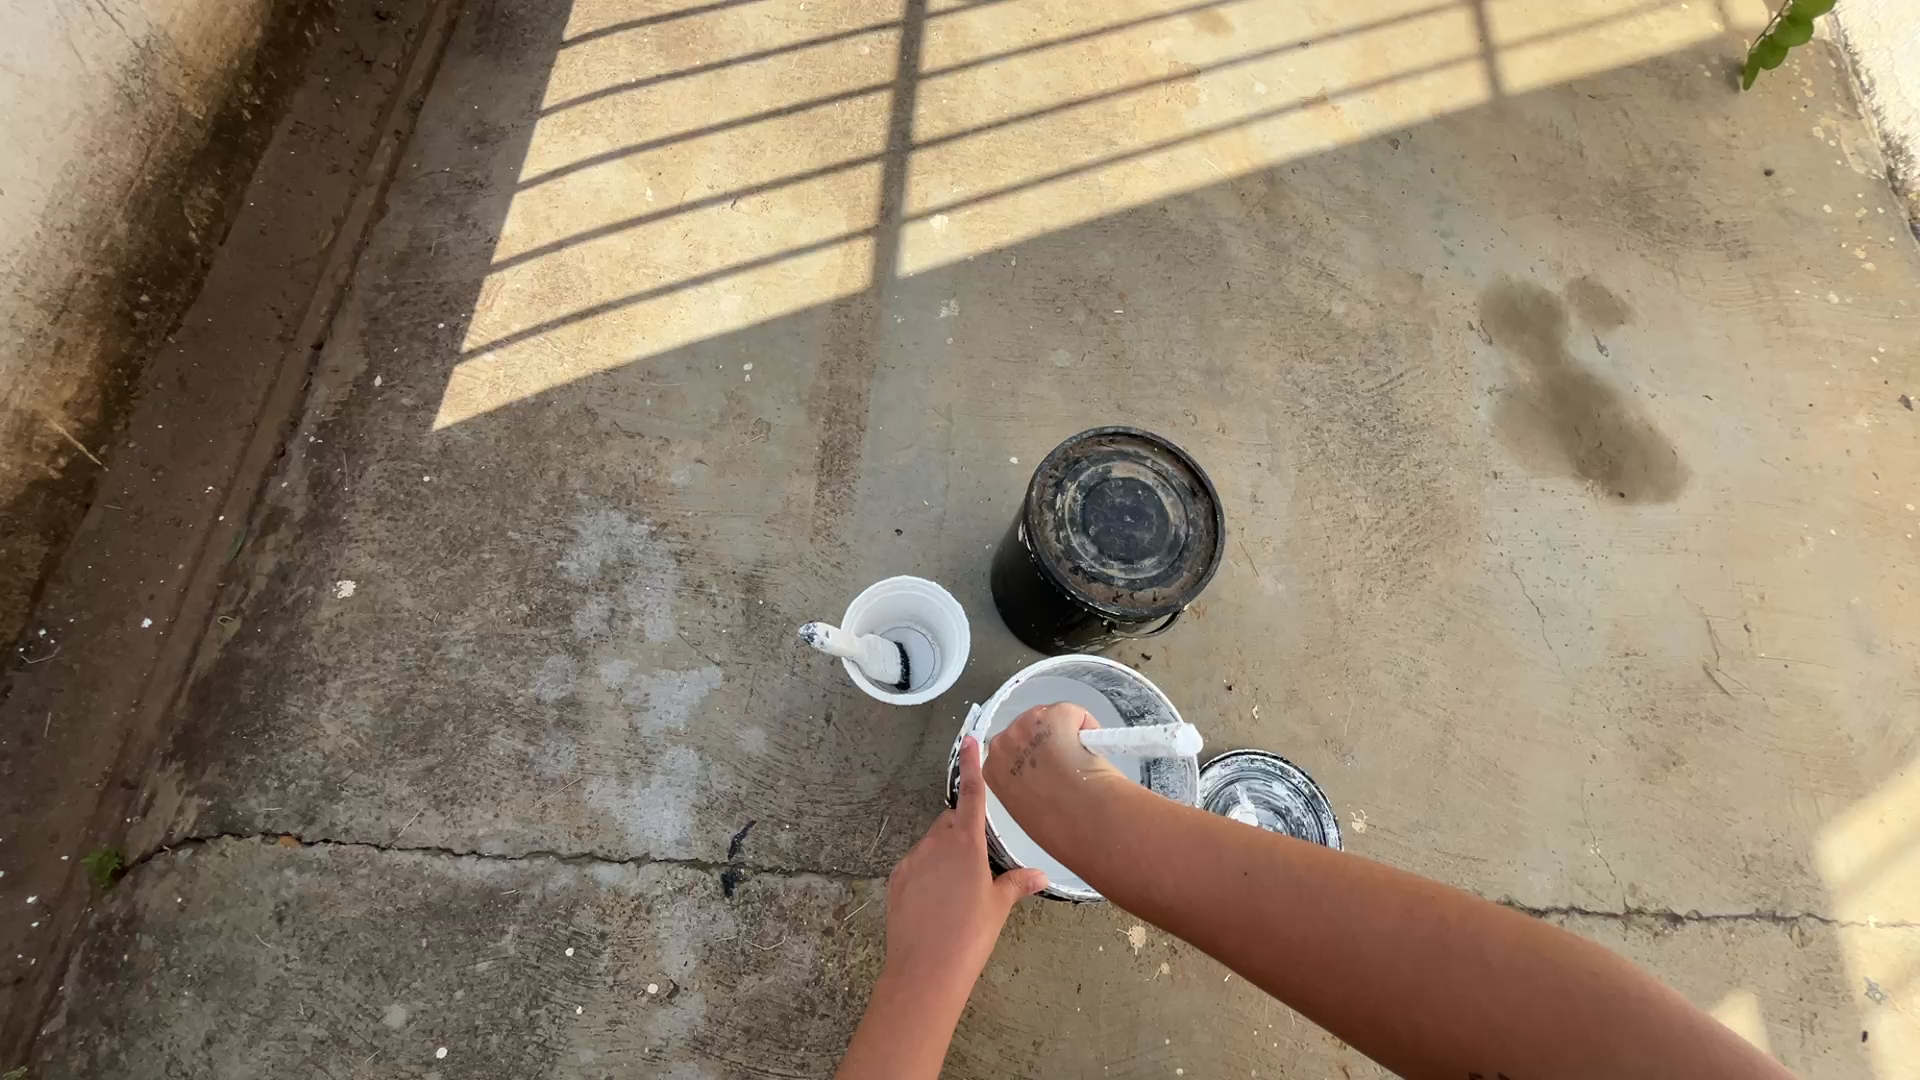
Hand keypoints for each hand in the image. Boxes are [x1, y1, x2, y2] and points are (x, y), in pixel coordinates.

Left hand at [881, 736, 1047, 995]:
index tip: (970, 740)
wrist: (925, 970)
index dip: (971, 765)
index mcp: (966, 842)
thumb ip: (1018, 883)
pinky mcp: (896, 877)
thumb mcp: (998, 907)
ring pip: (932, 844)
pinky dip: (926, 872)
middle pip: (951, 821)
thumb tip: (1041, 875)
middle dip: (962, 830)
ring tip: (955, 892)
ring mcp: (913, 858)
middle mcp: (937, 841)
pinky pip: (915, 864)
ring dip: (944, 854)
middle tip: (976, 863)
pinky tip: (934, 902)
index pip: (972, 794)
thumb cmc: (970, 935)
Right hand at [984, 703, 1129, 850]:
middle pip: (1029, 730)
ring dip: (1065, 733)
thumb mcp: (1025, 809)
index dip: (1034, 758)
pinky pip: (1074, 713)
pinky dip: (1086, 727)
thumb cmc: (1058, 826)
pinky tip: (1091, 752)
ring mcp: (1027, 724)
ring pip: (1050, 718)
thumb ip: (1025, 787)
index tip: (1048, 769)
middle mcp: (1004, 742)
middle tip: (1068, 765)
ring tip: (1079, 761)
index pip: (1012, 752)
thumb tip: (1044, 782)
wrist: (1082, 820)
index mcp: (992, 768)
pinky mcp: (1053, 714)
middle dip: (1048, 741)